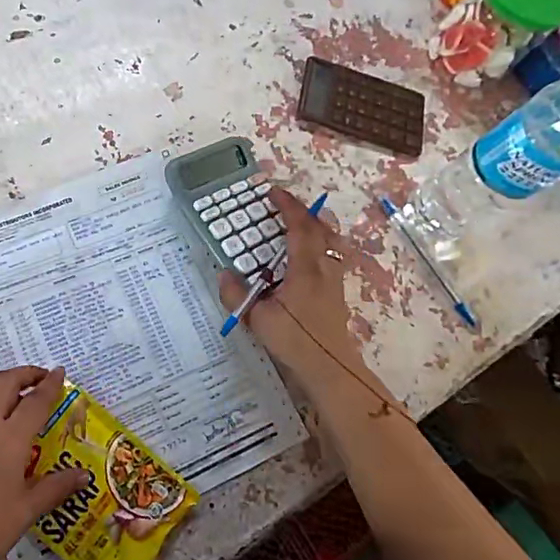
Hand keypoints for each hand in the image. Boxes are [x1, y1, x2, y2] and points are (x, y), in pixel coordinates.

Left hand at [0, 366, 88, 559]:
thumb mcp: (25, 512)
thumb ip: (54, 488)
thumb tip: (82, 475)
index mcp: (9, 439)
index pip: (35, 401)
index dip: (50, 384)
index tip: (60, 372)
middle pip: (3, 383)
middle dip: (24, 374)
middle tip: (39, 378)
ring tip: (9, 399)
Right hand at [218, 188, 368, 387]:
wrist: (330, 367)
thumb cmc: (295, 341)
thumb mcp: (259, 320)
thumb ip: (238, 295)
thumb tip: (223, 273)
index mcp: (306, 268)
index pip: (300, 227)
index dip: (288, 206)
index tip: (272, 192)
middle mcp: (324, 267)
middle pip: (320, 228)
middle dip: (302, 211)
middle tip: (283, 205)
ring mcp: (334, 279)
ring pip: (331, 240)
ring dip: (315, 225)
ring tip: (297, 223)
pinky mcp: (337, 291)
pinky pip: (331, 254)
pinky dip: (319, 242)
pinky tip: (306, 254)